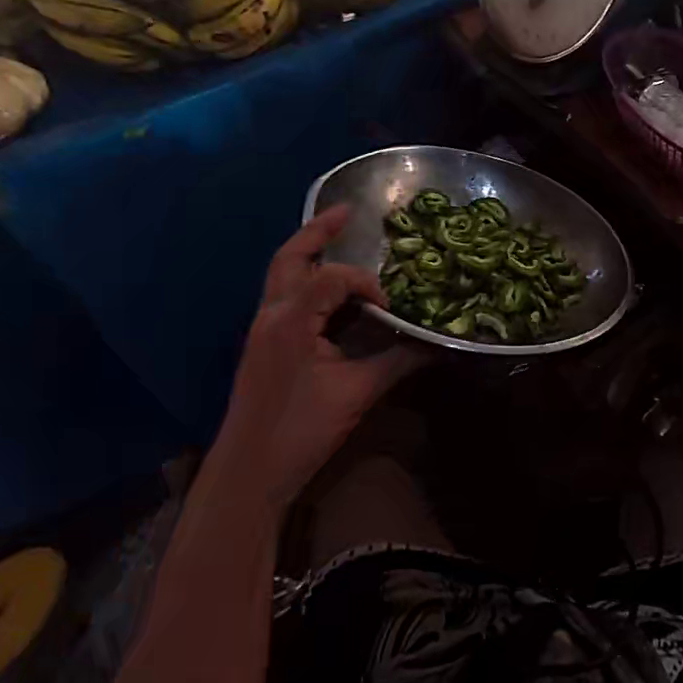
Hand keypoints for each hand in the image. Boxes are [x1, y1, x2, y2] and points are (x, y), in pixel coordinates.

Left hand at [212, 205, 423, 508]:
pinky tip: (327, 292)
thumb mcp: (356, 394)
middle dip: (318, 230)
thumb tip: (434, 347)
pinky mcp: (263, 343)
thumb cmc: (301, 430)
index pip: (332, 277)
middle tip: (346, 211)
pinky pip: (284, 296)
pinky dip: (305, 281)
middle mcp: (271, 313)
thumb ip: (396, 363)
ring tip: (336, 239)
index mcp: (292, 319)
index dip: (365, 283)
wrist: (249, 471)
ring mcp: (262, 328)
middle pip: (290, 256)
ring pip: (282, 274)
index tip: (390, 307)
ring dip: (308, 253)